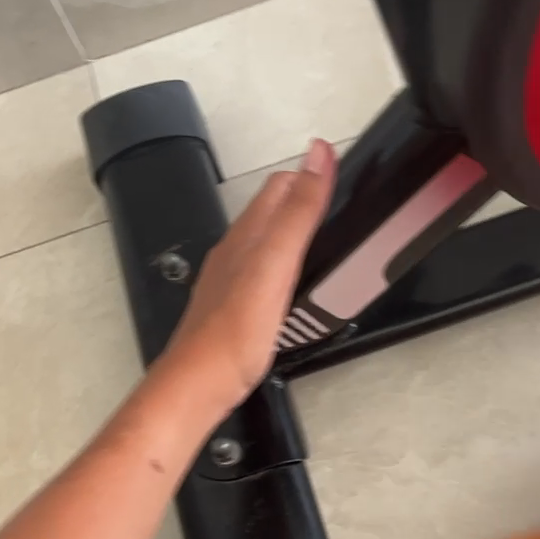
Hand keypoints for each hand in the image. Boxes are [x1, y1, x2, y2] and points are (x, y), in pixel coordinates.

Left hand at [159, 139, 335, 413]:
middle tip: (335, 196)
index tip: (338, 164)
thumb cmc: (234, 332)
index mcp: (247, 236)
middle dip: (302, 196)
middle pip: (271, 212)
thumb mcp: (275, 264)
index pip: (280, 186)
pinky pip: (263, 274)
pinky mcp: (236, 310)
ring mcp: (232, 282)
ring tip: (320, 233)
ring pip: (265, 242)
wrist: (201, 384)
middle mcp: (235, 253)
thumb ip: (299, 211)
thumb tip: (317, 154)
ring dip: (292, 230)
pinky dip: (284, 266)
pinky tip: (293, 282)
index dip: (311, 173)